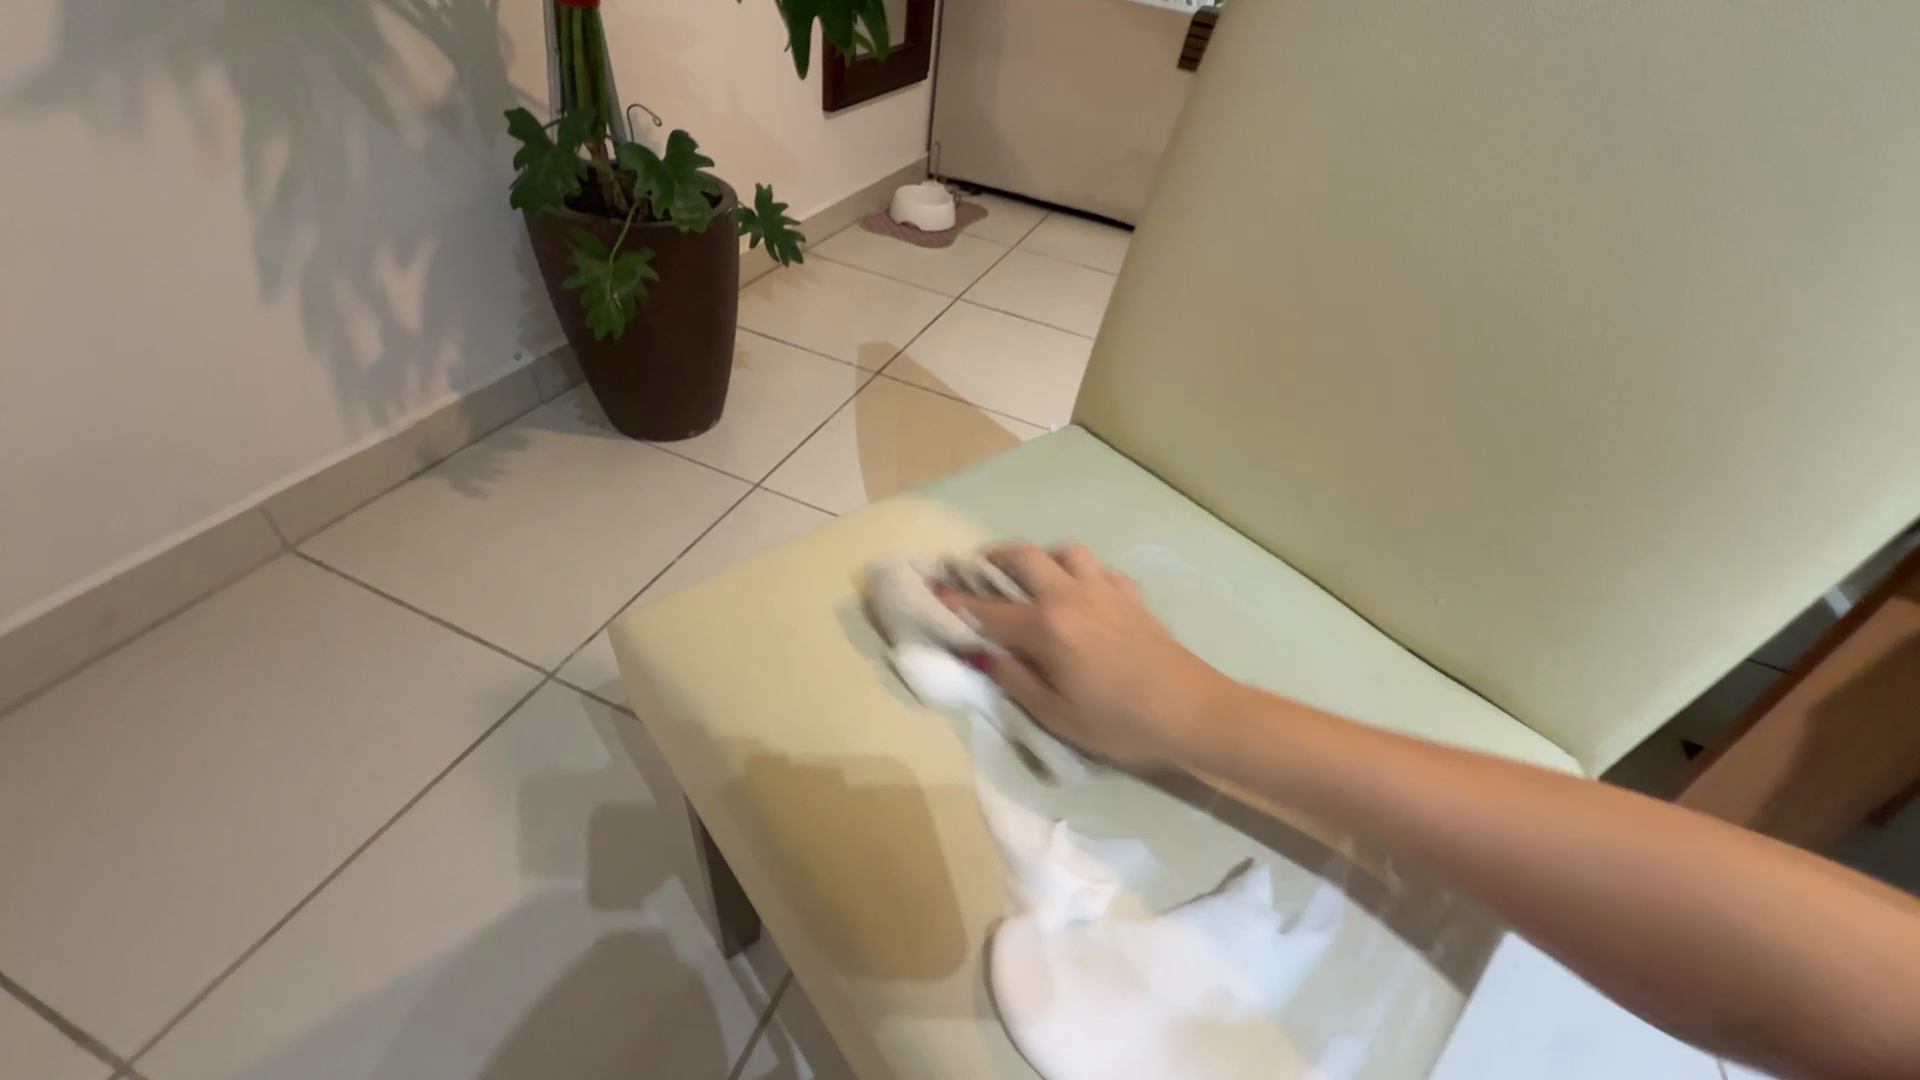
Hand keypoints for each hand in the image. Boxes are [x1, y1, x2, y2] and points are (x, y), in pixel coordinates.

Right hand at [936, 542, 1235, 768]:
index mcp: (1046, 627)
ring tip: (1034, 576)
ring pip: (1066, 551)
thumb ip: (1016, 681)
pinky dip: (1082, 574)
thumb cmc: (1119, 721)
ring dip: (1043, 557)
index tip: (933, 591)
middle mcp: (1070, 596)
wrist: (1191, 710)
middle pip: (1025, 556)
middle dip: (995, 557)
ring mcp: (1104, 590)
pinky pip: (1099, 570)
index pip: (989, 610)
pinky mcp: (1131, 596)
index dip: (957, 603)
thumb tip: (987, 655)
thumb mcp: (1056, 715)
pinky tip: (1083, 595)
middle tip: (980, 569)